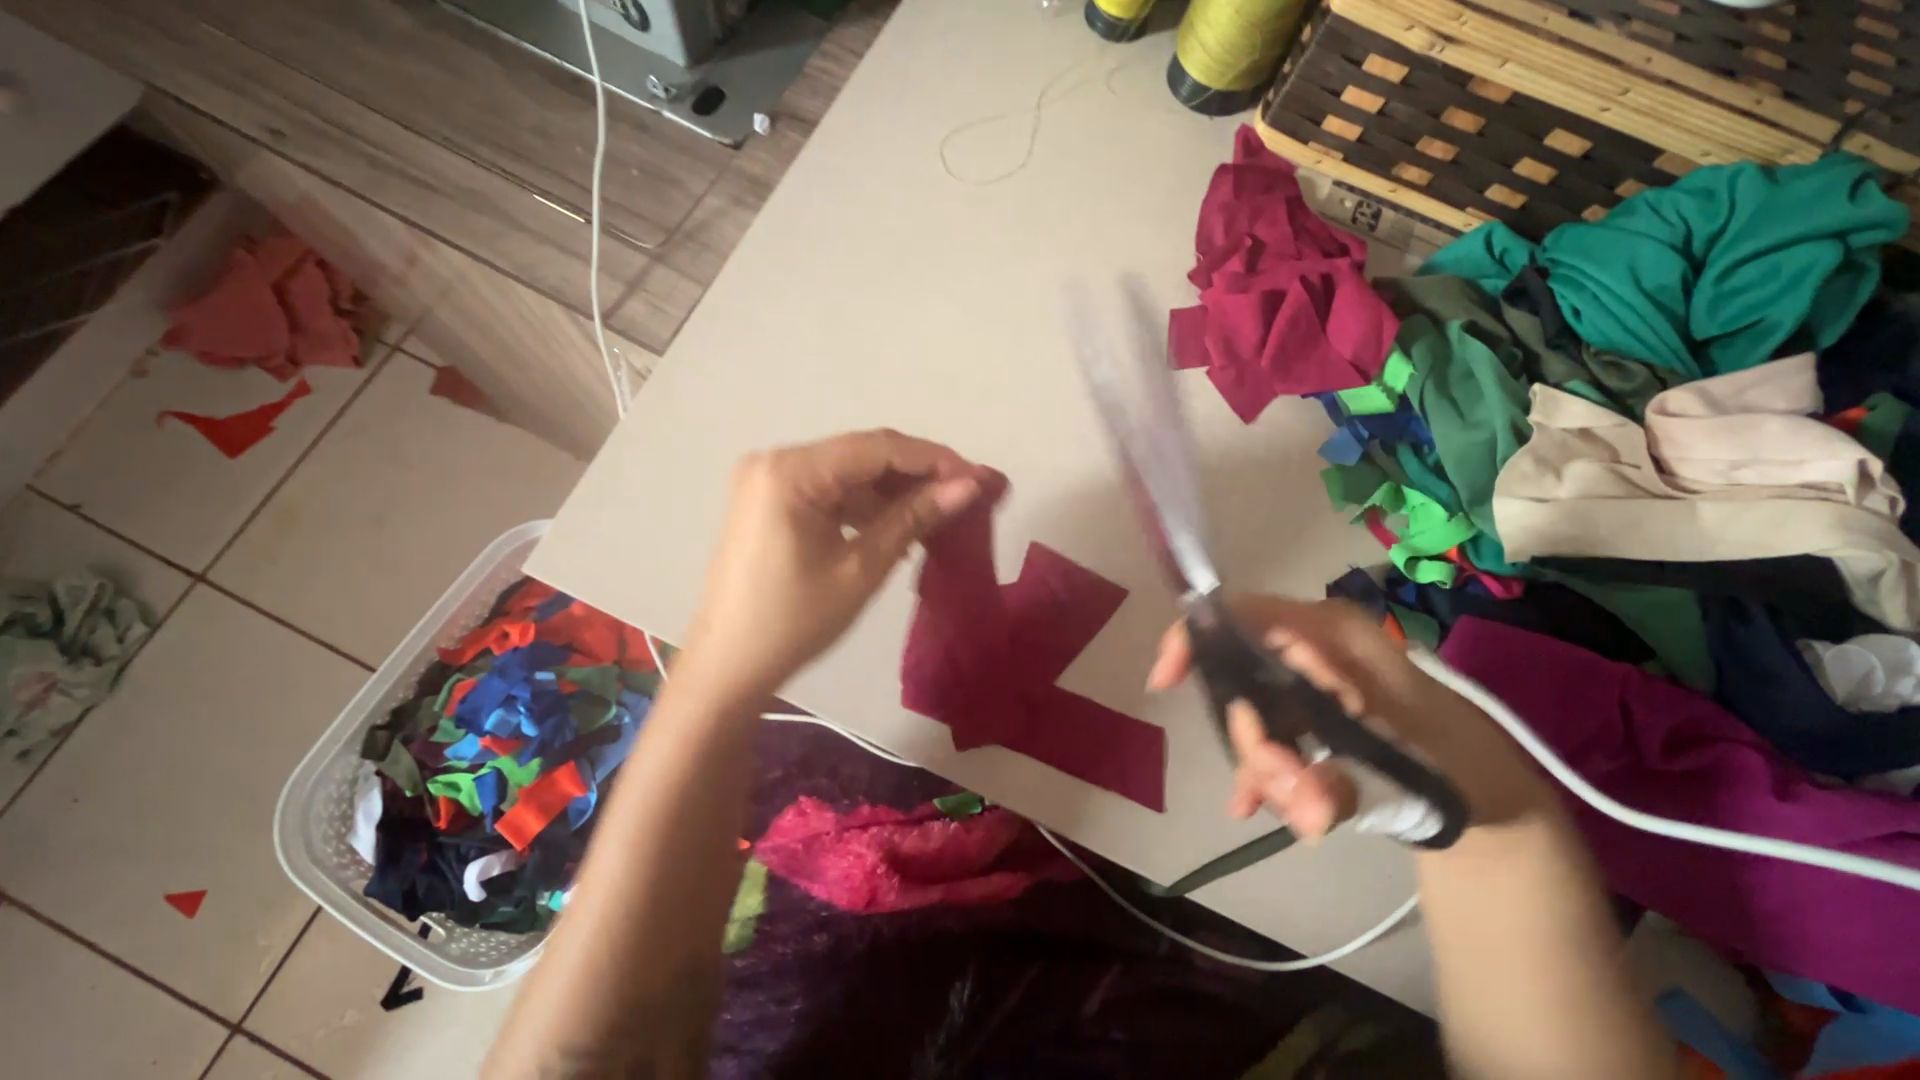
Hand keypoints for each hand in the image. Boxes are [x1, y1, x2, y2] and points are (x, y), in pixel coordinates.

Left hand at [677, 429, 988, 701]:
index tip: (981, 479)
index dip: (935, 459)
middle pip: (863, 454)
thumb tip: (970, 486)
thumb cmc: (794, 622)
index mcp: (791, 472)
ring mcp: (769, 479)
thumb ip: (914, 518)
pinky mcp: (770, 501)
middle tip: (969, 496)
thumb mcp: (861, 568)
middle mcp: (776, 461)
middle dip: (918, 474)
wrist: (729, 665)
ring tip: (941, 517)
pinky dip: (865, 506)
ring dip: (894, 492)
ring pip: (850, 473)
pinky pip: (830, 491)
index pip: (877, 447)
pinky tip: (899, 528)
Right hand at [1147, 596, 1555, 840]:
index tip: (1166, 682)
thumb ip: (1346, 778)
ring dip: (1264, 769)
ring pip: (1250, 715)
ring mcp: (1306, 682)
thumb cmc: (1455, 763)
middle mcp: (1311, 648)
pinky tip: (1261, 808)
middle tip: (1286, 792)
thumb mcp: (1409, 765)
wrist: (1485, 793)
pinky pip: (1264, 738)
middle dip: (1253, 742)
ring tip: (1306, 815)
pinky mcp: (1306, 714)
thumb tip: (1295, 789)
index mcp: (1332, 633)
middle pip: (1240, 678)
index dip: (1195, 638)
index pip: (1243, 613)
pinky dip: (1262, 776)